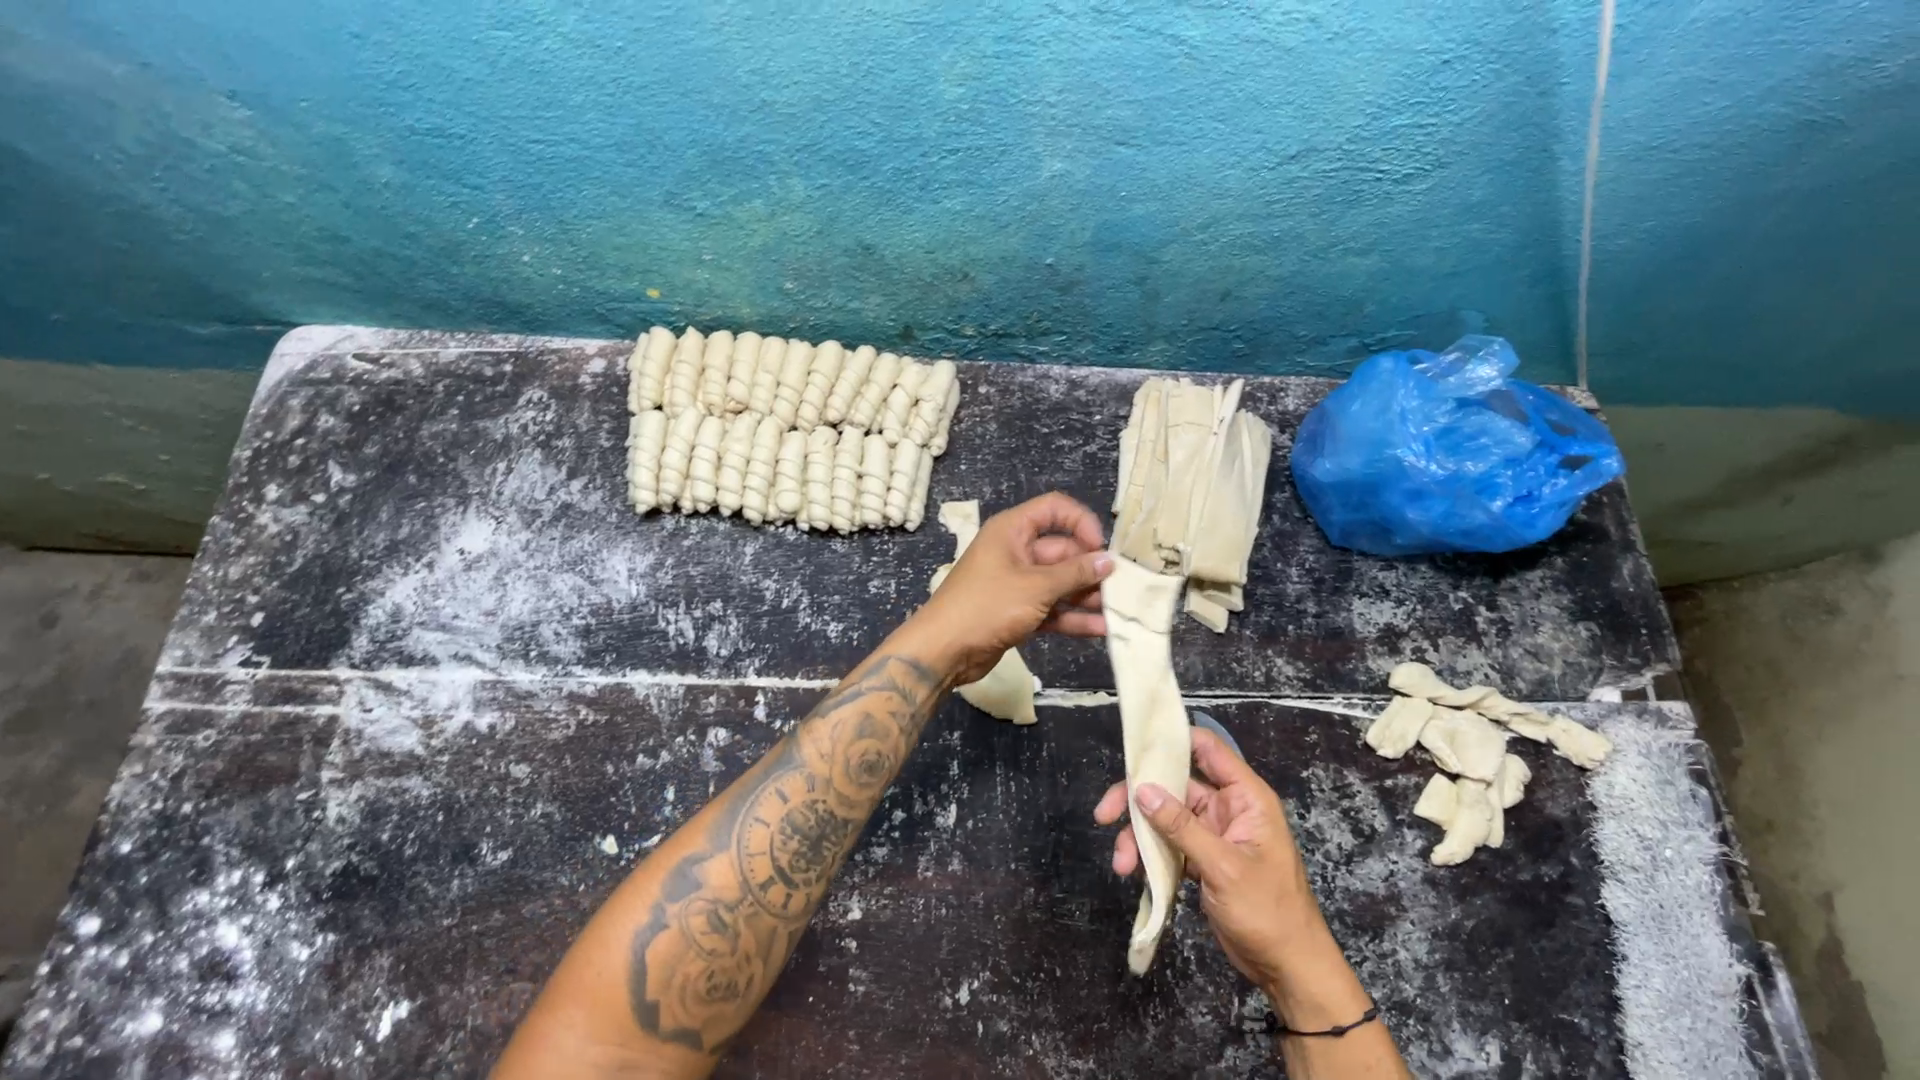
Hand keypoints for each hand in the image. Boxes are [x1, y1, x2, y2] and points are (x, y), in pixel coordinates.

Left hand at [911, 492, 1112, 684]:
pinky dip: (1072, 617)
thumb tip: (1108, 561)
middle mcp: (1015, 551)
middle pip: (1062, 551)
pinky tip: (1101, 629)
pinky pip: (1052, 608)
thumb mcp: (1036, 587)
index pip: (1054, 510)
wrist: (944, 650)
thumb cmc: (987, 606)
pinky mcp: (1017, 612)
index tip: (1102, 548)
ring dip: (1086, 596)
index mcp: (1012, 531)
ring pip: (1060, 583)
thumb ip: (1075, 573)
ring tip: (1119, 612)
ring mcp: (1016, 583)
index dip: (1081, 523)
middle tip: (1122, 588)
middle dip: (1091, 569)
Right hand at [1093, 728, 1327, 990]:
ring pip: (1165, 817)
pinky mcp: (1202, 859)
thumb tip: (1142, 790)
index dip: (1172, 740)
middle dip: (1138, 799)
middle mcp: (1227, 807)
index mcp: (1245, 796)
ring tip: (1122, 864)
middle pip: (1174, 784)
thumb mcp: (1223, 866)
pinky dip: (1149, 854)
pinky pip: (1168, 843)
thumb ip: (1181, 826)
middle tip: (1105, 814)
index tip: (1134, 747)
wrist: (1288, 967)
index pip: (1207, 749)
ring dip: (1139, 835)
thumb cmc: (1268, 911)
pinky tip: (1133, 872)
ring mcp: (1213, 834)